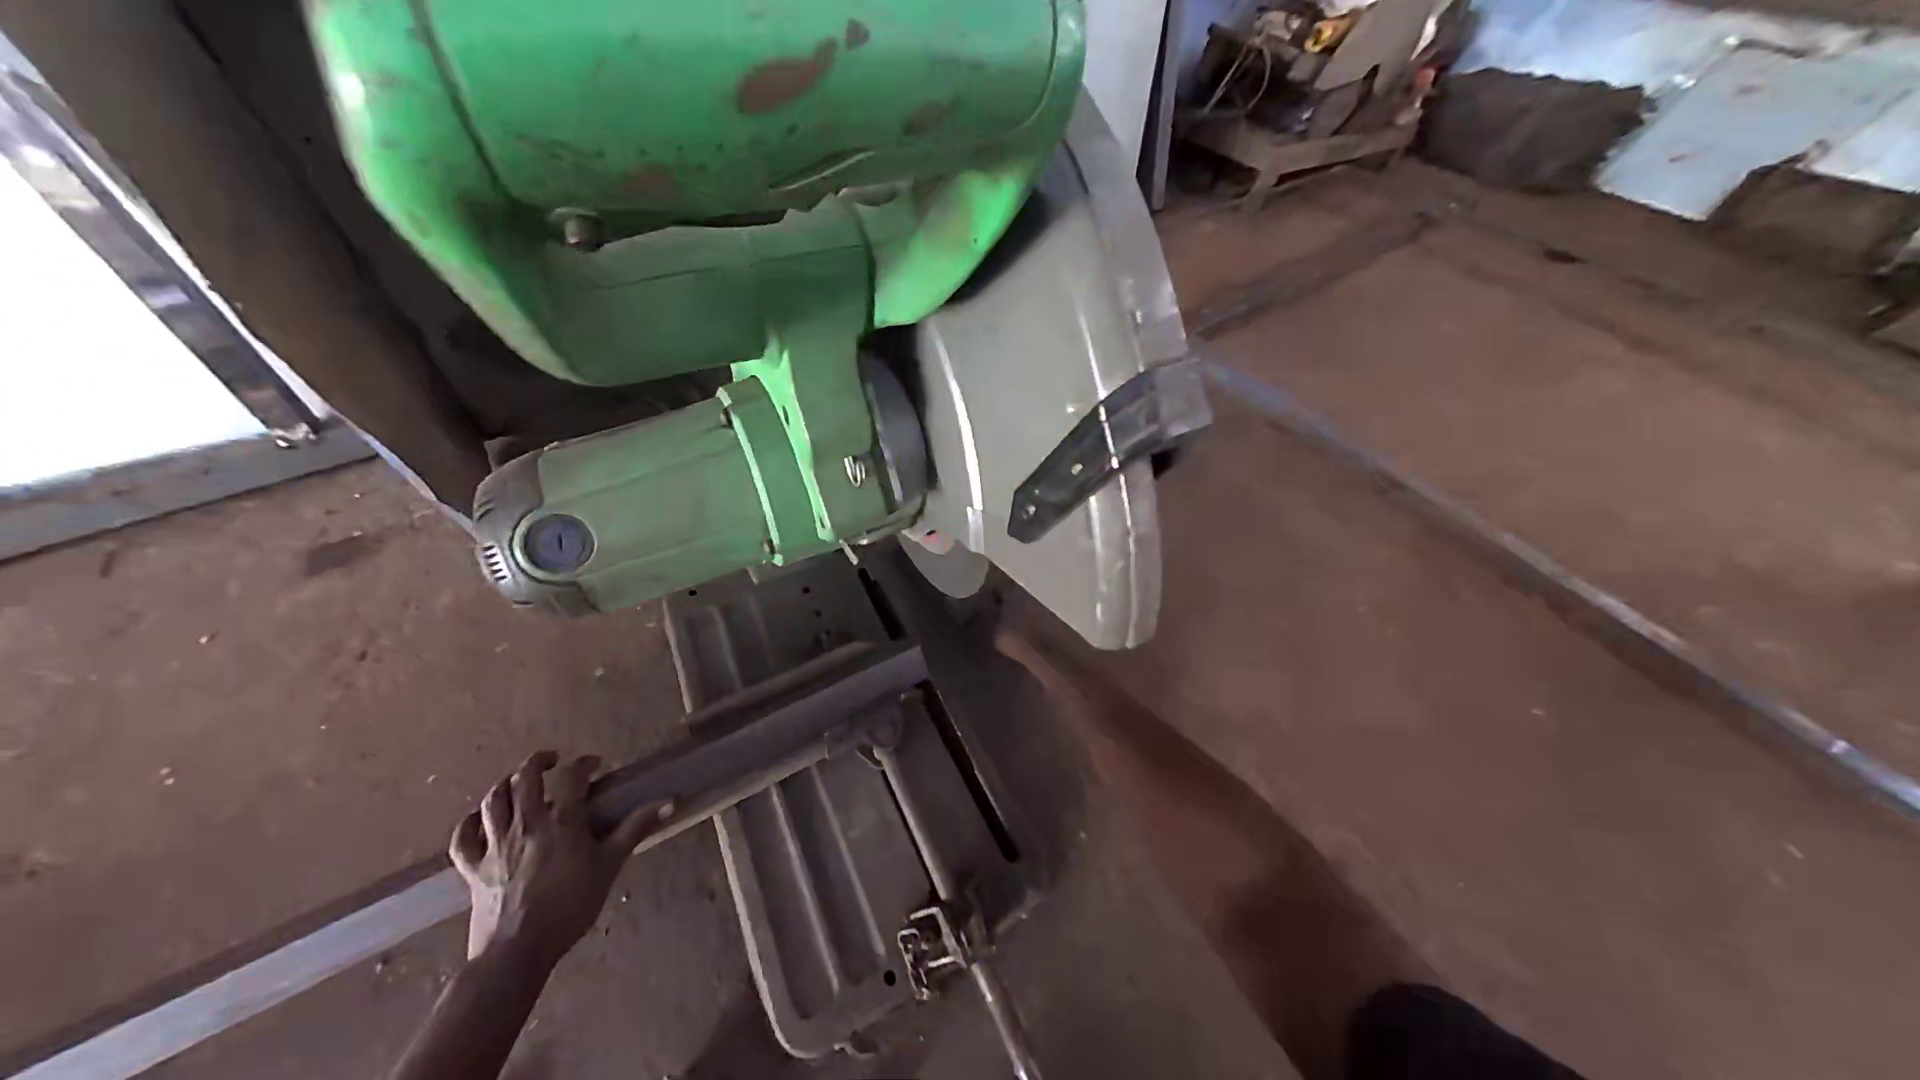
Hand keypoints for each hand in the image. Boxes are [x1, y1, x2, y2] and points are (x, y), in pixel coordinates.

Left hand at [449, 751, 671, 966]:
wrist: (517, 952)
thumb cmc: (570, 907)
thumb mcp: (610, 865)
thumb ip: (636, 829)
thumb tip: (670, 801)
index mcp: (560, 822)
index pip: (572, 777)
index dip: (584, 764)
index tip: (596, 765)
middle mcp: (524, 824)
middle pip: (525, 779)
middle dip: (539, 762)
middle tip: (553, 761)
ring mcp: (494, 846)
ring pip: (492, 800)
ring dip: (505, 783)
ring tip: (518, 781)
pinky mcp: (472, 869)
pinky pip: (463, 838)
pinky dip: (470, 822)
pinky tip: (480, 817)